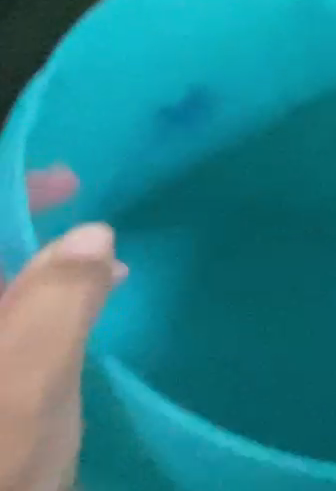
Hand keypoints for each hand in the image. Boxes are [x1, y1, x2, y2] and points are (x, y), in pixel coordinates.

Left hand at [1, 167, 125, 490]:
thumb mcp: (27, 389)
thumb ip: (56, 303)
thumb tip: (87, 235)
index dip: (7, 197)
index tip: (66, 181)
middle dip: (17, 234)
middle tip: (82, 215)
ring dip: (23, 274)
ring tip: (91, 271)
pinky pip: (1, 322)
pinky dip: (20, 309)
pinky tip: (62, 316)